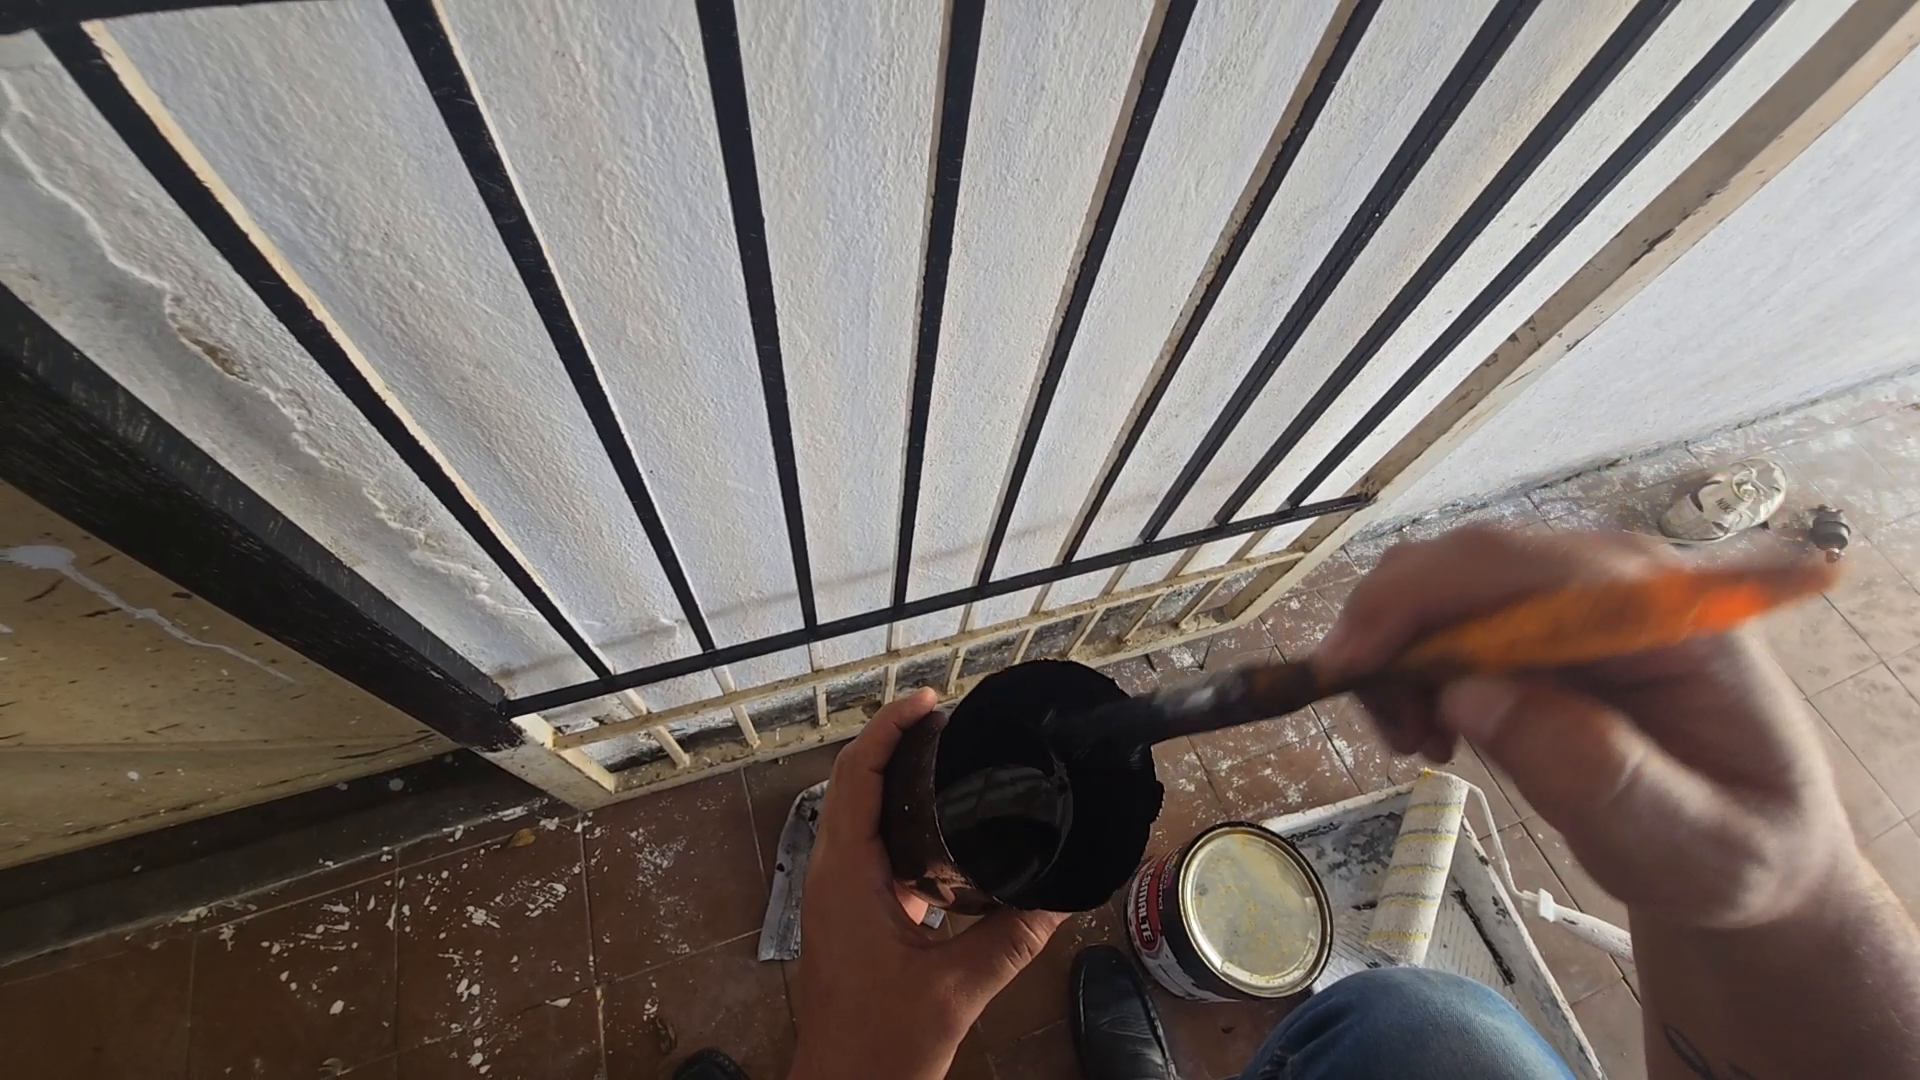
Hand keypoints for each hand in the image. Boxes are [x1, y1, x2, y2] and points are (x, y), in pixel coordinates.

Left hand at [788, 688, 1068, 1079]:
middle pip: (854, 779)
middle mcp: (836, 869)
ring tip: (950, 751)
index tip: (930, 700)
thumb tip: (1065, 893)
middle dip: (894, 739)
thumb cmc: (881, 1046)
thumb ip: (1012, 938)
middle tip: (947, 718)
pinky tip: (948, 819)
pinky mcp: (857, 907)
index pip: (855, 774)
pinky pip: (878, 841)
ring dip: (897, 773)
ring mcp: (843, 889)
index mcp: (846, 874)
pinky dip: (906, 816)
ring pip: (863, 808)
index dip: (888, 728)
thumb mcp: (955, 990)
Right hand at [1314, 527, 1857, 929]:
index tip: (1344, 669)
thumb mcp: (1691, 845)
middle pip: (1451, 564)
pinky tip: (1425, 723)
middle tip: (1387, 730)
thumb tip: (1468, 696)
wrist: (1738, 844)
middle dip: (1386, 636)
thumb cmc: (1733, 849)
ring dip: (1389, 658)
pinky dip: (1399, 667)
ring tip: (1414, 739)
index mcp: (1662, 610)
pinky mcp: (1520, 615)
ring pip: (1424, 586)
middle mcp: (1603, 576)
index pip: (1509, 566)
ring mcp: (1557, 591)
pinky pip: (1427, 614)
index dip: (1410, 602)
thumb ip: (1598, 773)